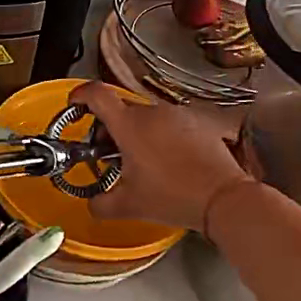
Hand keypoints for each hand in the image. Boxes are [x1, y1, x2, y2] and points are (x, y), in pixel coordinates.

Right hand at [70, 81, 250, 230]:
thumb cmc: (175, 197)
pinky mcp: (197, 123)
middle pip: (119, 109)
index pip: (96, 94)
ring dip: (135, 132)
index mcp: (129, 126)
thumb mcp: (128, 206)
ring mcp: (177, 116)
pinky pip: (168, 123)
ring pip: (144, 116)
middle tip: (109, 152)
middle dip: (108, 127)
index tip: (74, 104)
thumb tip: (92, 204)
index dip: (80, 94)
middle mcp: (152, 113)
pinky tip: (166, 160)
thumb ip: (100, 203)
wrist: (226, 199)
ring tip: (140, 160)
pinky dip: (160, 136)